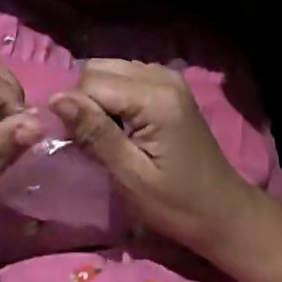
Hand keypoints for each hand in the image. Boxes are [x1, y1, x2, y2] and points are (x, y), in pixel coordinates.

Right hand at [49, 59, 264, 255]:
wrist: (225, 213)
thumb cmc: (177, 205)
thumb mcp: (131, 177)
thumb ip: (95, 133)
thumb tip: (56, 99)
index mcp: (155, 98)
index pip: (92, 83)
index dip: (78, 112)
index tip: (82, 146)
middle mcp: (161, 75)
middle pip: (98, 68)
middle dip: (86, 101)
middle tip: (96, 141)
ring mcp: (167, 76)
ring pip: (108, 69)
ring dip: (99, 98)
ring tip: (110, 135)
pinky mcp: (168, 83)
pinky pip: (124, 75)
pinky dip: (114, 96)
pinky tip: (123, 125)